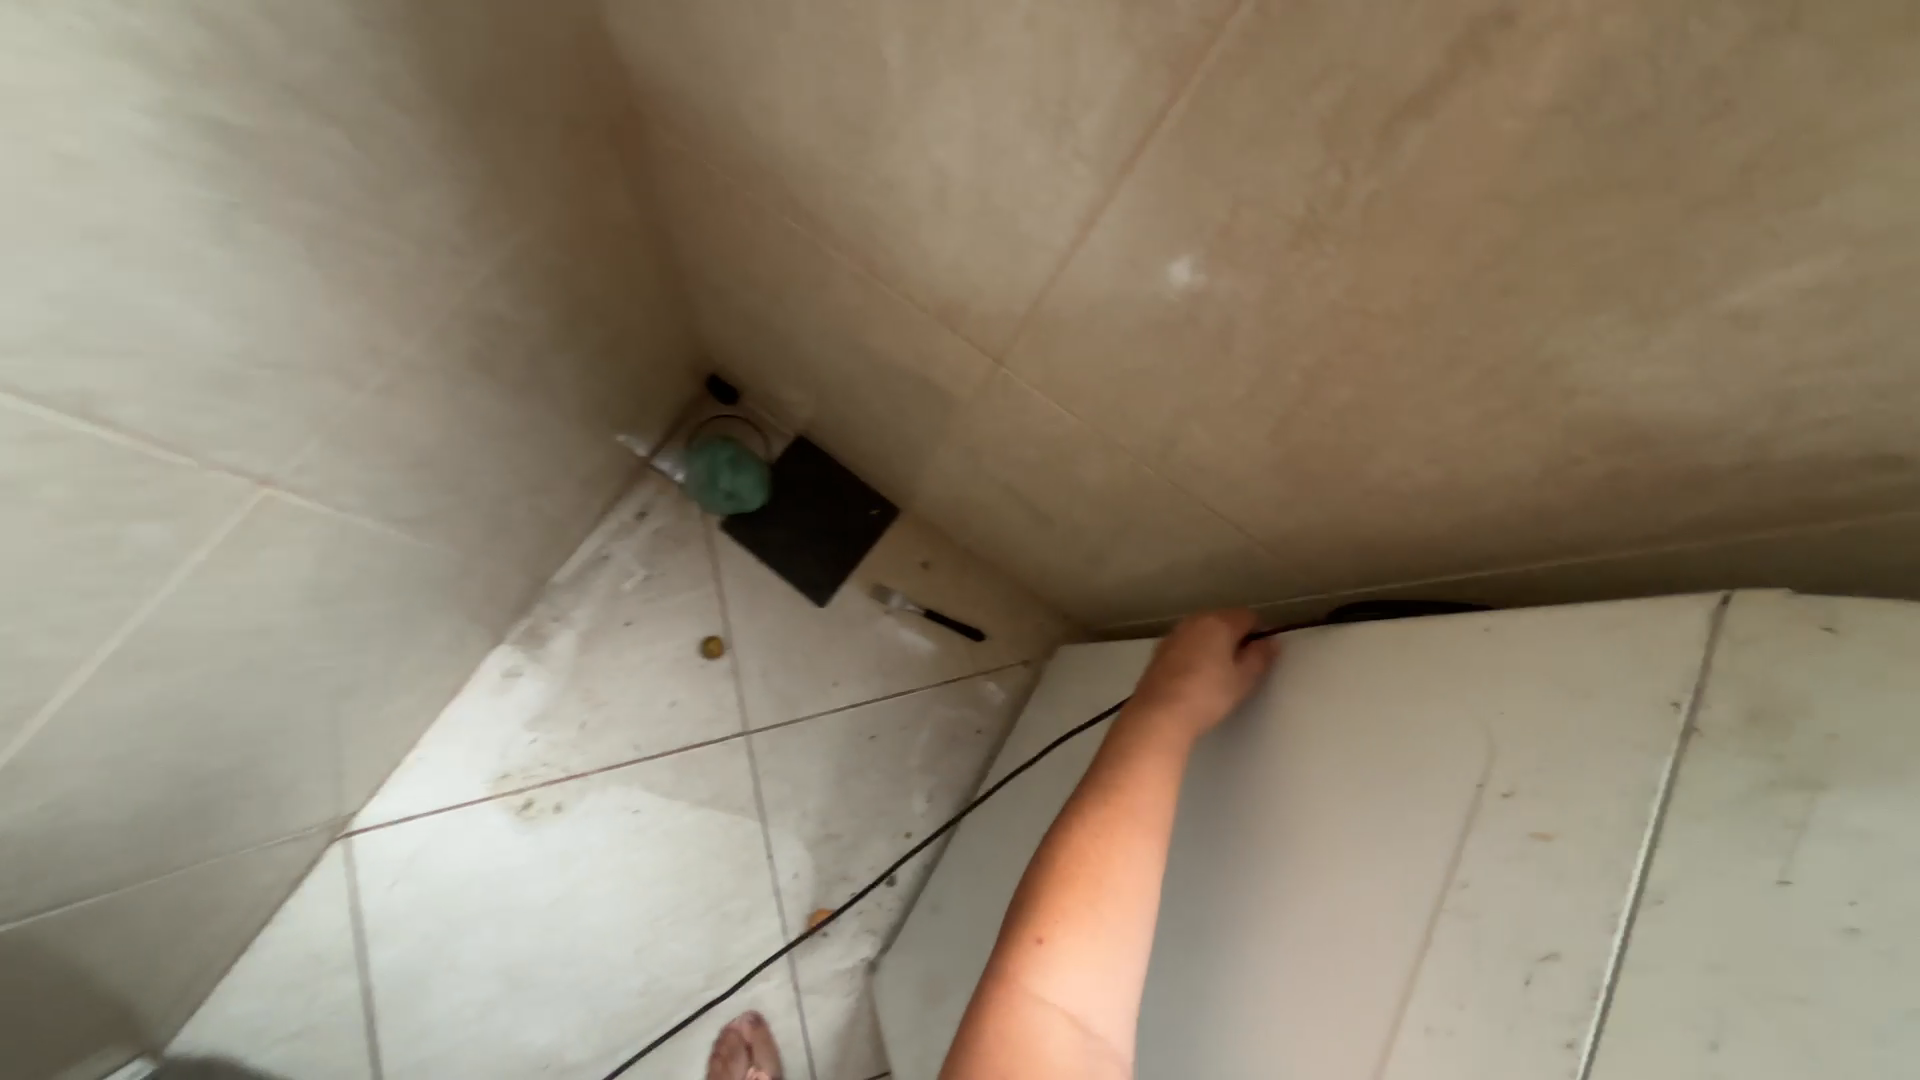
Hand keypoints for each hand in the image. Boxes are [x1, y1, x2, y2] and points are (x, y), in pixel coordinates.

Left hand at [1121, 609, 1276, 744]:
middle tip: (1242, 666)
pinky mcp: (1159, 650)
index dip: (1261, 632)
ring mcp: (1173, 634)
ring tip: (1219, 673)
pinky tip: (1196, 676)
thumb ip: (1260, 657)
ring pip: (1202, 631)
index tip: (1263, 654)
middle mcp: (1193, 621)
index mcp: (1218, 622)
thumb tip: (1271, 642)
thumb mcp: (1243, 679)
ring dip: (1214, 644)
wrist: (1159, 713)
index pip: (1248, 616)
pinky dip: (1195, 652)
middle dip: (1236, 637)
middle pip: (1223, 620)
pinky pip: (1186, 643)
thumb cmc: (1207, 695)